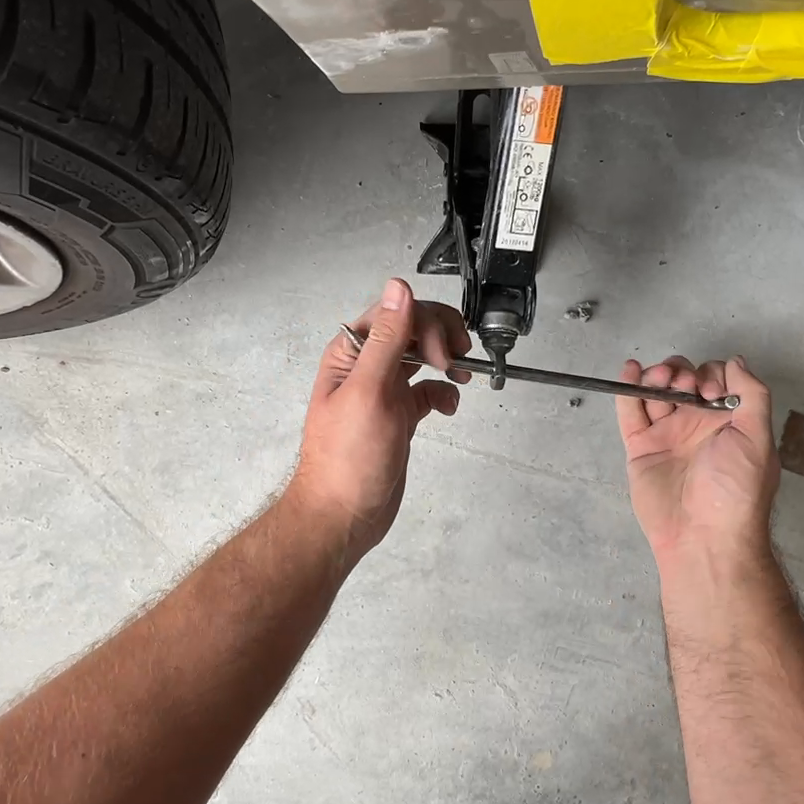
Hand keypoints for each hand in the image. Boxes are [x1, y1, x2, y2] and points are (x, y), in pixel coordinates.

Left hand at [286, 278, 470, 569]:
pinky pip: (426, 390)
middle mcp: (366, 367)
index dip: (425, 324)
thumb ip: (387, 339)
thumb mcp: (369, 391)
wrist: (343, 515)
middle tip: (456, 359)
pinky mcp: (398, 415)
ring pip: (421, 356)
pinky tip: (449, 405)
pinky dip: (443, 391)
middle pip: (411, 329)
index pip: (394, 313)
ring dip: (445, 358)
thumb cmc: (348, 459)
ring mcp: (383, 391)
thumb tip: (399, 288)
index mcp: (351, 353)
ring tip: (460, 372)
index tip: (442, 354)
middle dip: (440, 336)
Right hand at [616, 356, 779, 565]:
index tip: (712, 393)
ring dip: (658, 374)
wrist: (703, 535)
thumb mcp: (758, 438)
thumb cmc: (736, 489)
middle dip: (683, 372)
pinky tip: (630, 370)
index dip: (713, 375)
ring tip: (660, 378)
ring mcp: (667, 435)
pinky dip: (628, 388)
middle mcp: (698, 425)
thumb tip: (736, 361)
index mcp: (729, 422)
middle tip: (688, 388)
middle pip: (684, 380)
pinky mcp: (641, 447)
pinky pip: (630, 412)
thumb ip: (752, 394)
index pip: (717, 380)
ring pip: (657, 391)